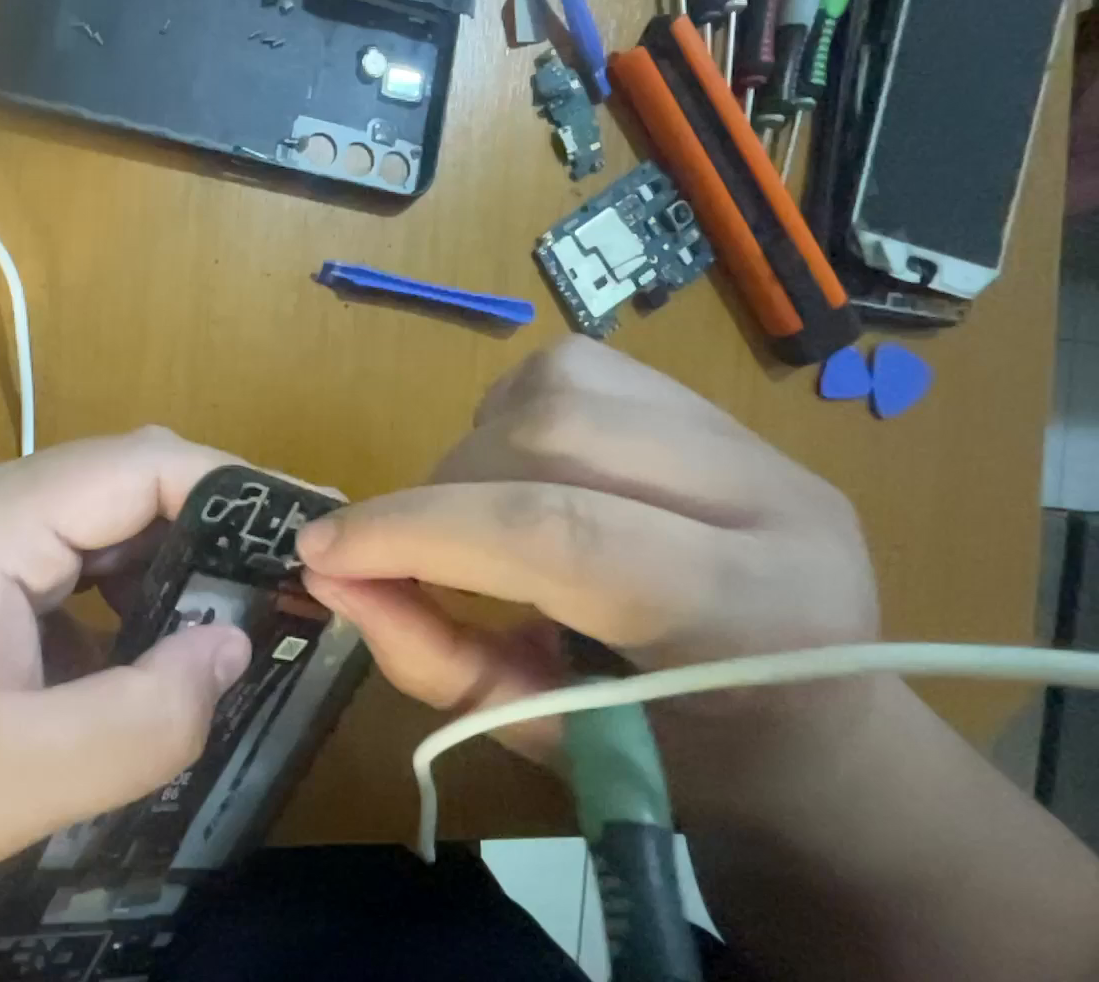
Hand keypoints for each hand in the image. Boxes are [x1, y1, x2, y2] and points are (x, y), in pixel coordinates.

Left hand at [0, 429, 252, 930]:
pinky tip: (123, 676)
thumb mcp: (19, 778)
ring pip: (85, 533)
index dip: (237, 493)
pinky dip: (104, 612)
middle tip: (284, 602)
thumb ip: (147, 715)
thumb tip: (231, 648)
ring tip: (220, 641)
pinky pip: (48, 575)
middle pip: (119, 487)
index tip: (310, 543)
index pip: (145, 466)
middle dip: (208, 537)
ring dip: (155, 577)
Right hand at [295, 337, 879, 753]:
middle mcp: (771, 501)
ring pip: (559, 382)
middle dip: (438, 495)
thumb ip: (428, 656)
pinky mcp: (714, 412)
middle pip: (551, 437)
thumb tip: (326, 575)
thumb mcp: (541, 740)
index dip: (418, 530)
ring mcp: (750, 440)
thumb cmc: (680, 764)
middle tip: (403, 556)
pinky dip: (510, 414)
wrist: (813, 728)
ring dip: (475, 447)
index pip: (557, 533)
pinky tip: (518, 476)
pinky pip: (576, 370)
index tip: (321, 553)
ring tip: (474, 517)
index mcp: (752, 616)